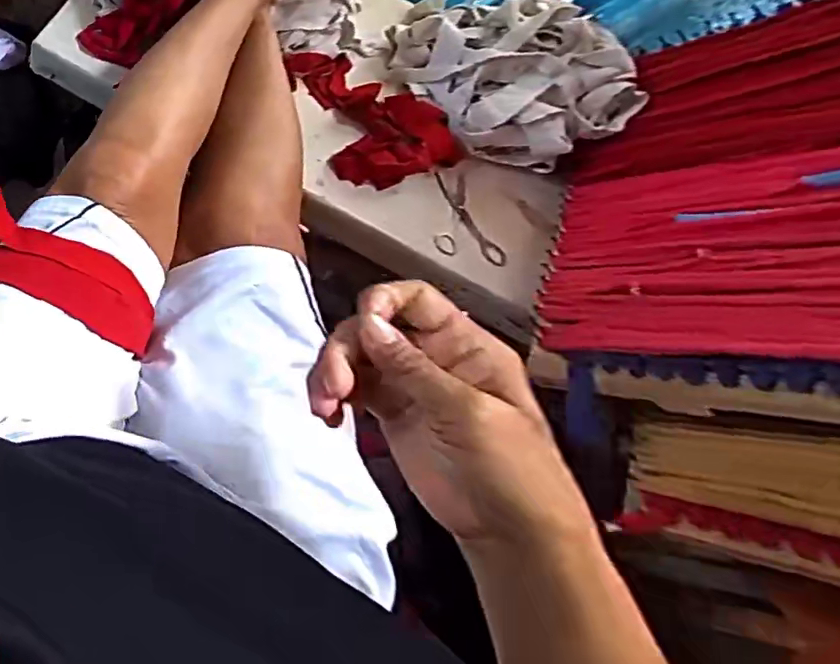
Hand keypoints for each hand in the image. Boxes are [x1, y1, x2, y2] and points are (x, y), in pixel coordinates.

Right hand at [308, 281, 591, 550]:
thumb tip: (368, 323)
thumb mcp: (469, 414)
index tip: (361, 325)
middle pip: (370, 327)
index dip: (383, 301)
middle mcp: (430, 356)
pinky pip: (347, 385)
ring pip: (352, 354)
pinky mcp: (386, 408)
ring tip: (325, 406)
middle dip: (344, 349)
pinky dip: (330, 395)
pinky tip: (329, 415)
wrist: (513, 538)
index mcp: (464, 346)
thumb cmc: (514, 473)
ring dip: (330, 373)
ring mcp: (406, 382)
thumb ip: (414, 368)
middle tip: (334, 384)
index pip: (416, 299)